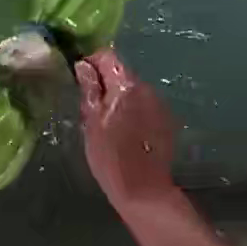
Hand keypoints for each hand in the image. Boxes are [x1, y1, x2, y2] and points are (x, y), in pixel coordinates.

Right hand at [75, 49, 178, 206]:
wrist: (143, 189)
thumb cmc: (110, 156)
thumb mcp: (92, 122)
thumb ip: (89, 89)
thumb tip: (83, 64)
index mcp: (126, 85)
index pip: (108, 56)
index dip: (92, 63)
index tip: (80, 79)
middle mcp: (147, 87)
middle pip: (122, 73)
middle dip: (106, 83)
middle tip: (90, 106)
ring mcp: (159, 103)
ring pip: (134, 90)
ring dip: (120, 97)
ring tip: (108, 121)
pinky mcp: (166, 119)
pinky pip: (145, 105)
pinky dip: (134, 110)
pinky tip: (126, 131)